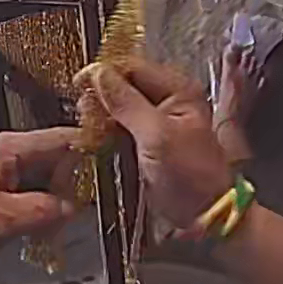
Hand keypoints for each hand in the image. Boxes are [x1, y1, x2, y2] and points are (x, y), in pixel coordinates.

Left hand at [0, 128, 80, 264]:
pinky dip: (34, 205)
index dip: (88, 146)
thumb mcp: (5, 220)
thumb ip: (46, 212)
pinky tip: (37, 228)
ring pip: (36, 177)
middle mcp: (2, 151)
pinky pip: (20, 188)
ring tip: (61, 224)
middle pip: (50, 158)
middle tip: (86, 209)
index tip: (112, 156)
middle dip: (71, 182)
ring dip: (52, 198)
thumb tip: (73, 207)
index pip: (60, 138)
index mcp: (8, 148)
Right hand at [84, 58, 235, 227]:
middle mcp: (166, 98)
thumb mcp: (156, 135)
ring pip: (118, 102)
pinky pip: (119, 122)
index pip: (133, 67)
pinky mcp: (145, 137)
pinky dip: (105, 126)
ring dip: (100, 111)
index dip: (105, 72)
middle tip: (83, 108)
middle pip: (124, 82)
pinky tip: (95, 134)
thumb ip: (126, 102)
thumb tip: (98, 72)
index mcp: (177, 89)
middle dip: (101, 93)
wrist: (204, 216)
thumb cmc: (187, 174)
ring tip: (88, 124)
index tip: (79, 82)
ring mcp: (155, 118)